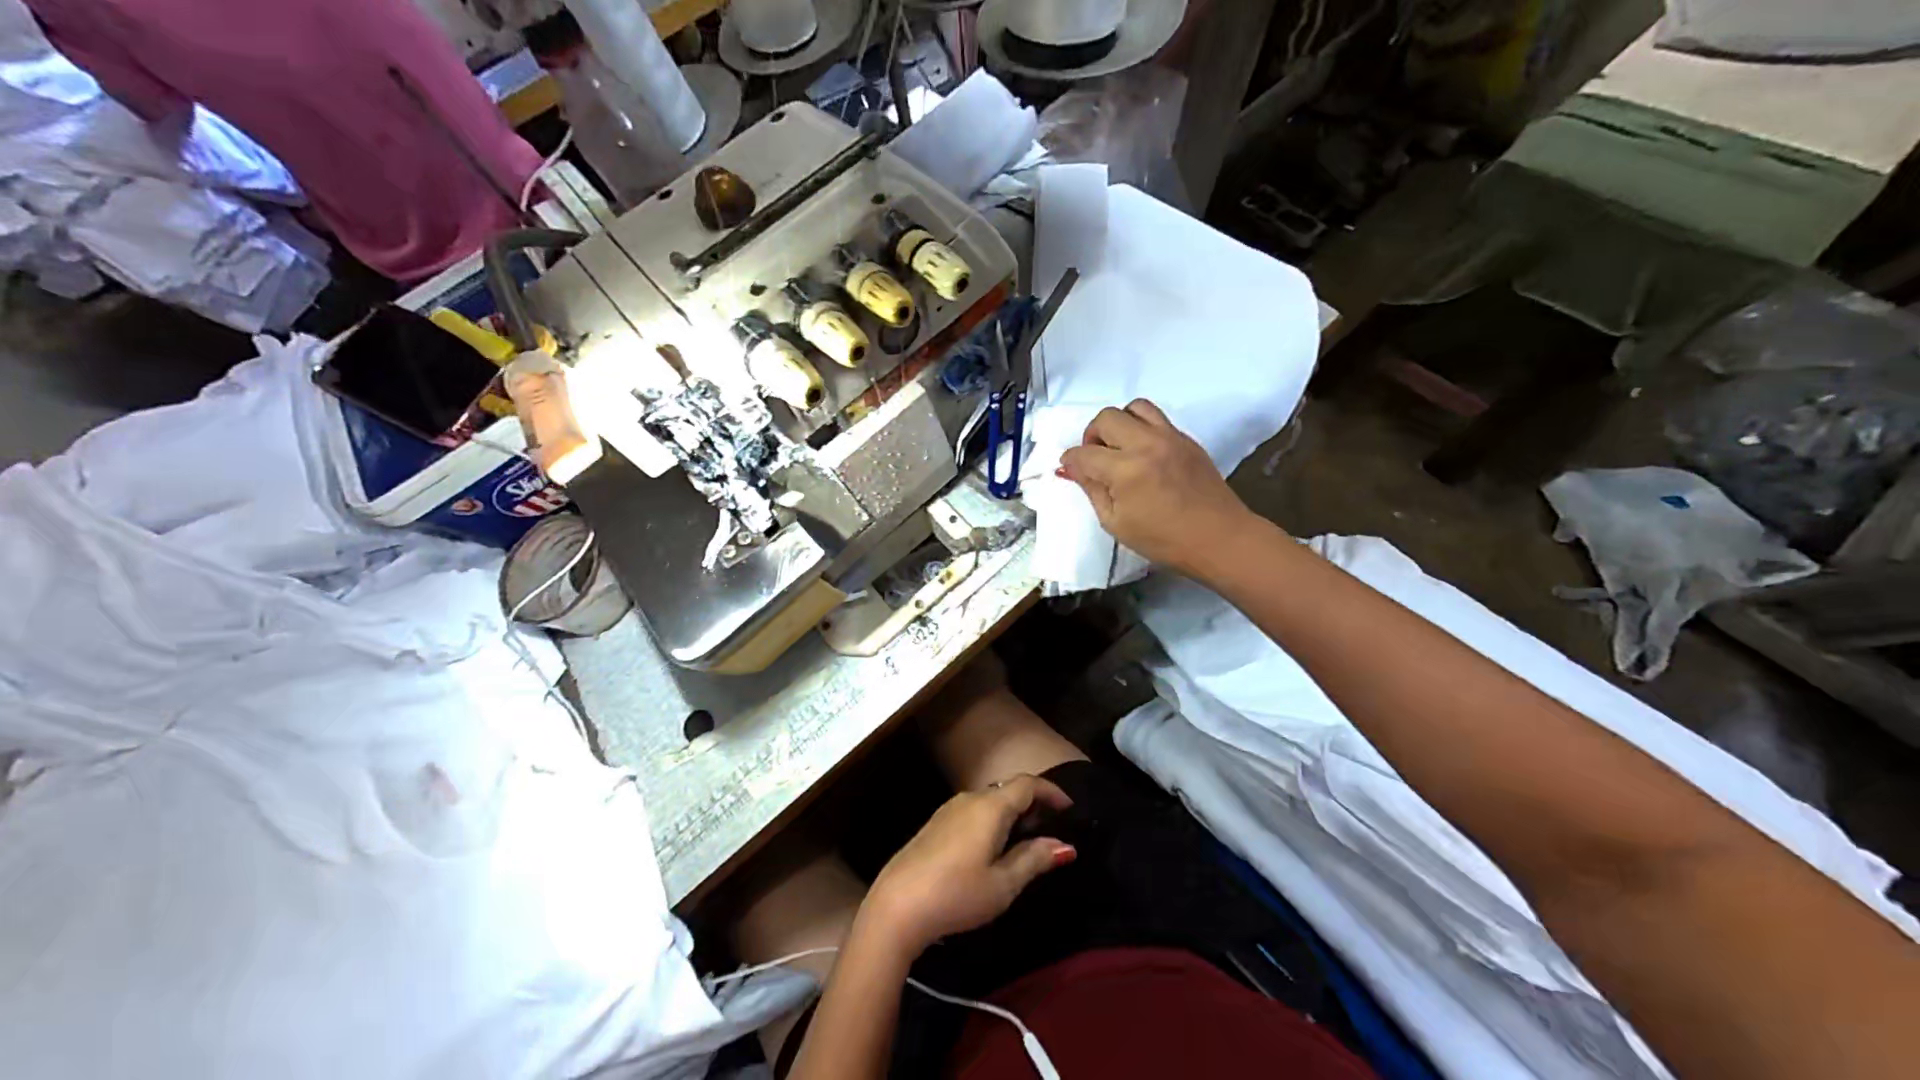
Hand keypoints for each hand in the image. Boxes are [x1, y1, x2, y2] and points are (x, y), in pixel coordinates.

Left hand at [861, 775, 1075, 955]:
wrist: (897, 905)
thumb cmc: (957, 894)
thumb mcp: (1004, 883)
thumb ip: (1035, 859)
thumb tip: (1065, 845)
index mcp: (990, 807)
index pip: (1027, 785)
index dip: (1052, 792)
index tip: (1070, 808)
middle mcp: (968, 799)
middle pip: (1007, 790)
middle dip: (1033, 804)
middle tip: (1051, 829)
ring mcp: (947, 810)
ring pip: (989, 801)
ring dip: (1011, 814)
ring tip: (1026, 840)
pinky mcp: (934, 825)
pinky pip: (973, 812)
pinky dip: (992, 821)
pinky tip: (993, 848)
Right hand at [1058, 399, 1263, 575]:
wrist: (1219, 539)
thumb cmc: (1163, 540)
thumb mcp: (1115, 523)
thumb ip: (1091, 490)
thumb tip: (1071, 469)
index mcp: (1126, 470)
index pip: (1085, 453)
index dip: (1071, 461)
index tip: (1070, 469)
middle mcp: (1147, 444)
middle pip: (1106, 418)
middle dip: (1092, 435)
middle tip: (1095, 457)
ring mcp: (1170, 437)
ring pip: (1135, 407)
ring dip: (1120, 423)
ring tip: (1120, 447)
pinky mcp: (1186, 439)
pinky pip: (1157, 418)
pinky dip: (1142, 428)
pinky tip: (1143, 454)